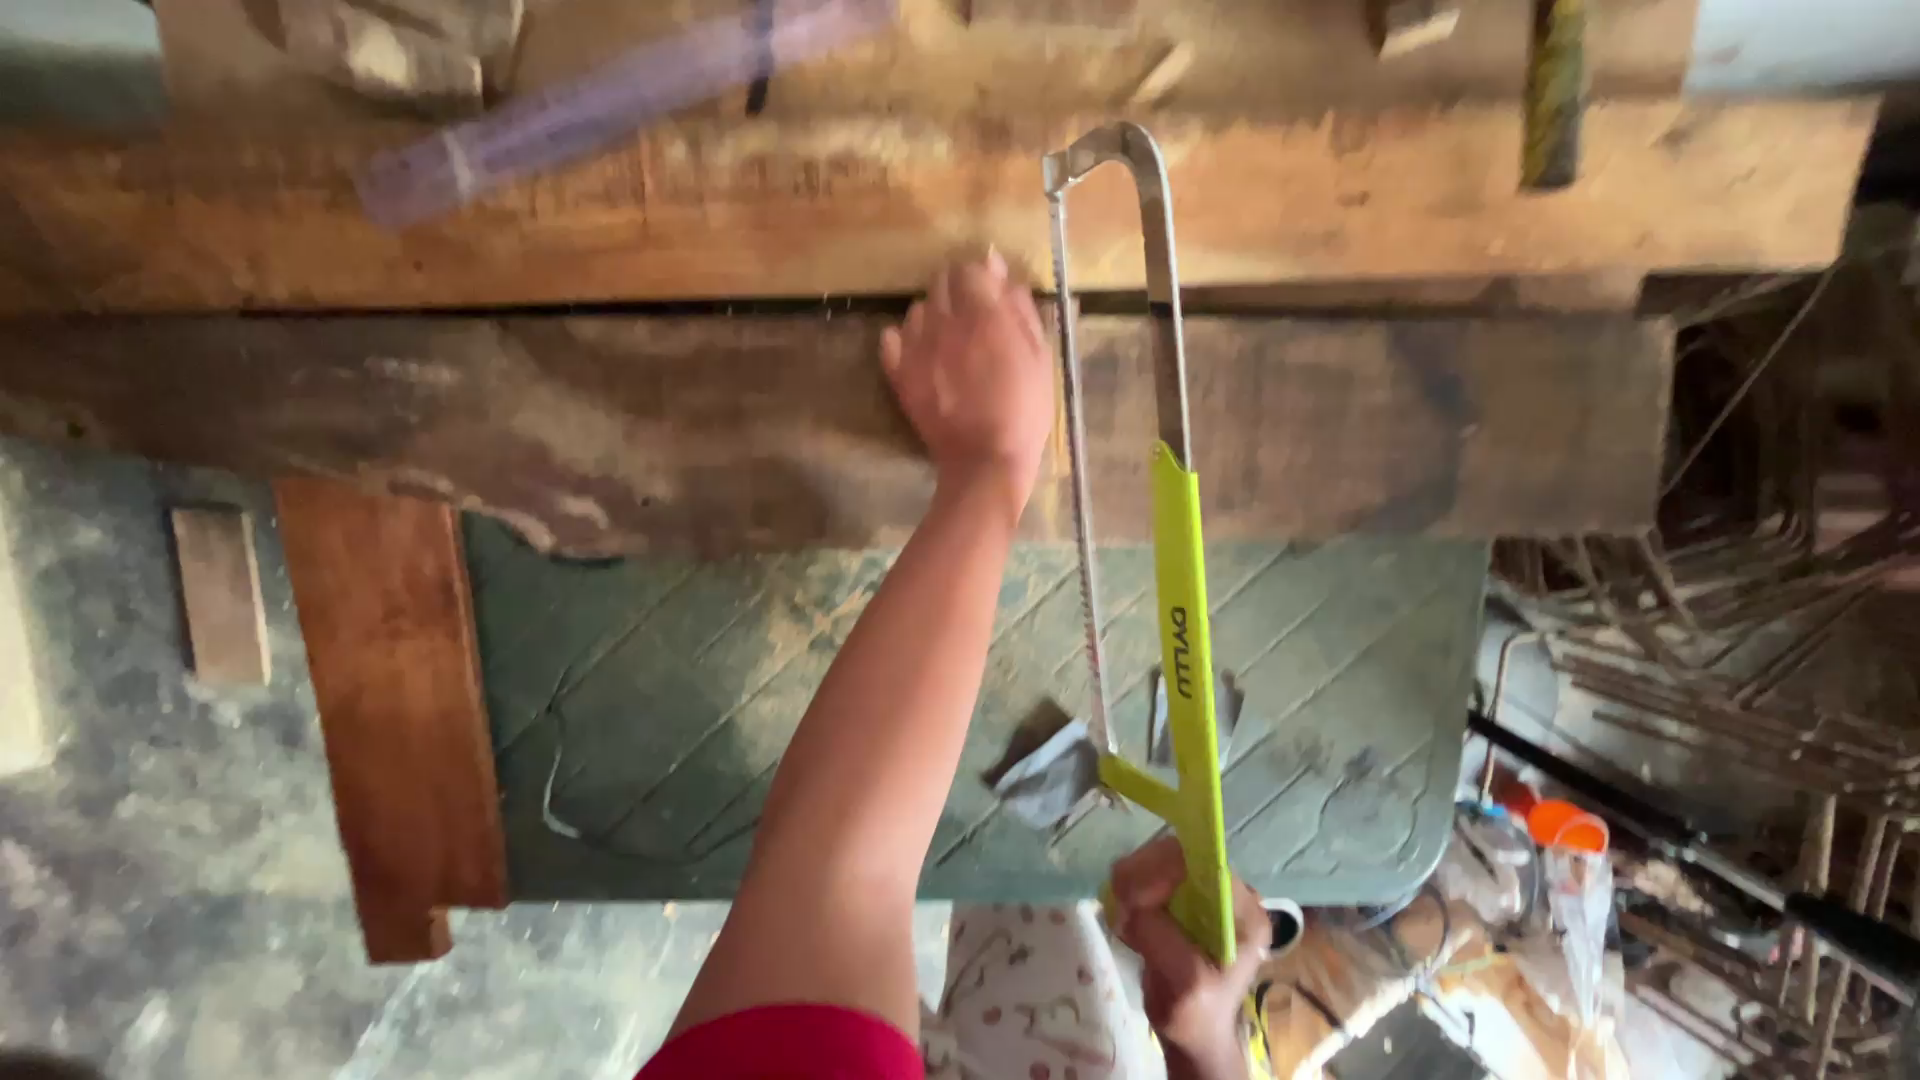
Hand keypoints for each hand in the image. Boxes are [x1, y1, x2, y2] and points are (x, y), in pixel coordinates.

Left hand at [882, 252, 1053, 523]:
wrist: (985, 460)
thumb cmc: (1023, 410)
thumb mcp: (1040, 357)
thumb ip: (1020, 310)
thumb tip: (1003, 274)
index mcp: (983, 314)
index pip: (970, 269)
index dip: (982, 277)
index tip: (991, 293)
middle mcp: (945, 322)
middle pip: (941, 283)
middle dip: (957, 292)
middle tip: (972, 318)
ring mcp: (916, 347)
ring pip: (916, 310)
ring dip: (933, 315)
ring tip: (949, 339)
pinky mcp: (899, 373)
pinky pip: (890, 338)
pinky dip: (904, 339)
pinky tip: (921, 353)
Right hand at [1109, 837, 1271, 1079]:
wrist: (1193, 1033)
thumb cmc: (1196, 1015)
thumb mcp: (1184, 982)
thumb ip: (1160, 935)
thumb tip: (1128, 901)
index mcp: (1244, 910)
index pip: (1202, 860)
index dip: (1163, 868)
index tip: (1134, 898)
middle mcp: (1226, 891)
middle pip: (1174, 853)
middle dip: (1140, 877)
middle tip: (1122, 909)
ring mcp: (1202, 891)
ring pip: (1153, 859)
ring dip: (1130, 886)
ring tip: (1127, 923)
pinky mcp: (1178, 895)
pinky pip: (1143, 875)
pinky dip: (1128, 893)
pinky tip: (1130, 924)